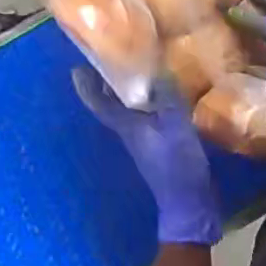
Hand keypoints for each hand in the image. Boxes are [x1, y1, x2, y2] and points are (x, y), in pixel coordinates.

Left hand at [73, 68, 220, 246]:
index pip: (100, 104)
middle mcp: (132, 134)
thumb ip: (167, 97)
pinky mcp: (163, 150)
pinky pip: (153, 120)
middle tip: (116, 62)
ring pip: (133, 113)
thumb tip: (158, 71)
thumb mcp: (175, 124)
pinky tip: (170, 99)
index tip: (77, 70)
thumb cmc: (178, 162)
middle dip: (111, 86)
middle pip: (115, 106)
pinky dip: (155, 106)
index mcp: (128, 127)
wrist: (189, 202)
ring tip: (145, 74)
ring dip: (134, 94)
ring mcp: (147, 144)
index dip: (87, 87)